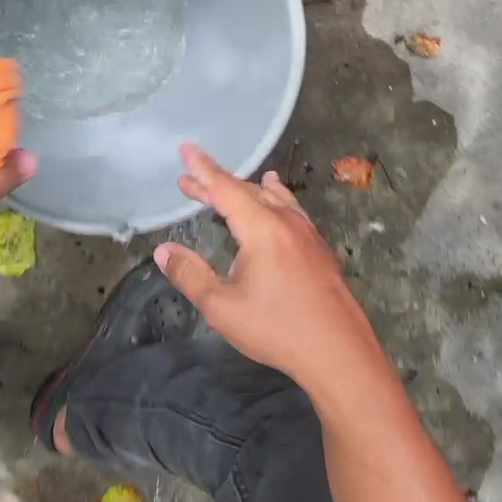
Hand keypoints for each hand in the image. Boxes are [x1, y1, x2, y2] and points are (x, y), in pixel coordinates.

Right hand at [155, 145, 385, 386]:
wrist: (339, 353)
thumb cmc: (277, 329)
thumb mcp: (222, 307)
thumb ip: (190, 275)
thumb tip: (163, 252)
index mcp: (261, 229)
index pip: (225, 189)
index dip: (202, 170)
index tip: (186, 149)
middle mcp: (285, 223)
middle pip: (247, 191)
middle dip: (216, 184)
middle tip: (188, 183)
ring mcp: (307, 235)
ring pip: (272, 199)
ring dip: (245, 191)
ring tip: (229, 182)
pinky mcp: (319, 250)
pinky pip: (291, 210)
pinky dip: (275, 198)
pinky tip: (279, 200)